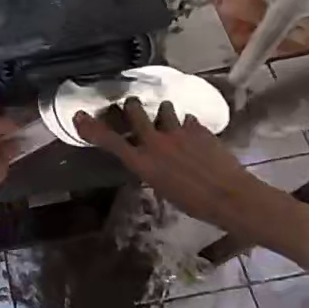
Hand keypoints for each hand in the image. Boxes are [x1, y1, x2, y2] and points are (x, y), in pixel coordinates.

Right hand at [73, 98, 278, 237]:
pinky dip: (188, 125)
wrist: (228, 195)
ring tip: (168, 117)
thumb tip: (152, 158)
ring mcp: (178, 131)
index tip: (80, 116)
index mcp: (142, 163)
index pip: (111, 141)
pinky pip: (188, 119)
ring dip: (164, 112)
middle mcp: (155, 143)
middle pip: (135, 113)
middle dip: (132, 106)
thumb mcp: (163, 188)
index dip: (93, 128)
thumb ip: (153, 168)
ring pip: (164, 109)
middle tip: (132, 104)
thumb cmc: (193, 203)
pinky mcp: (198, 128)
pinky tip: (194, 134)